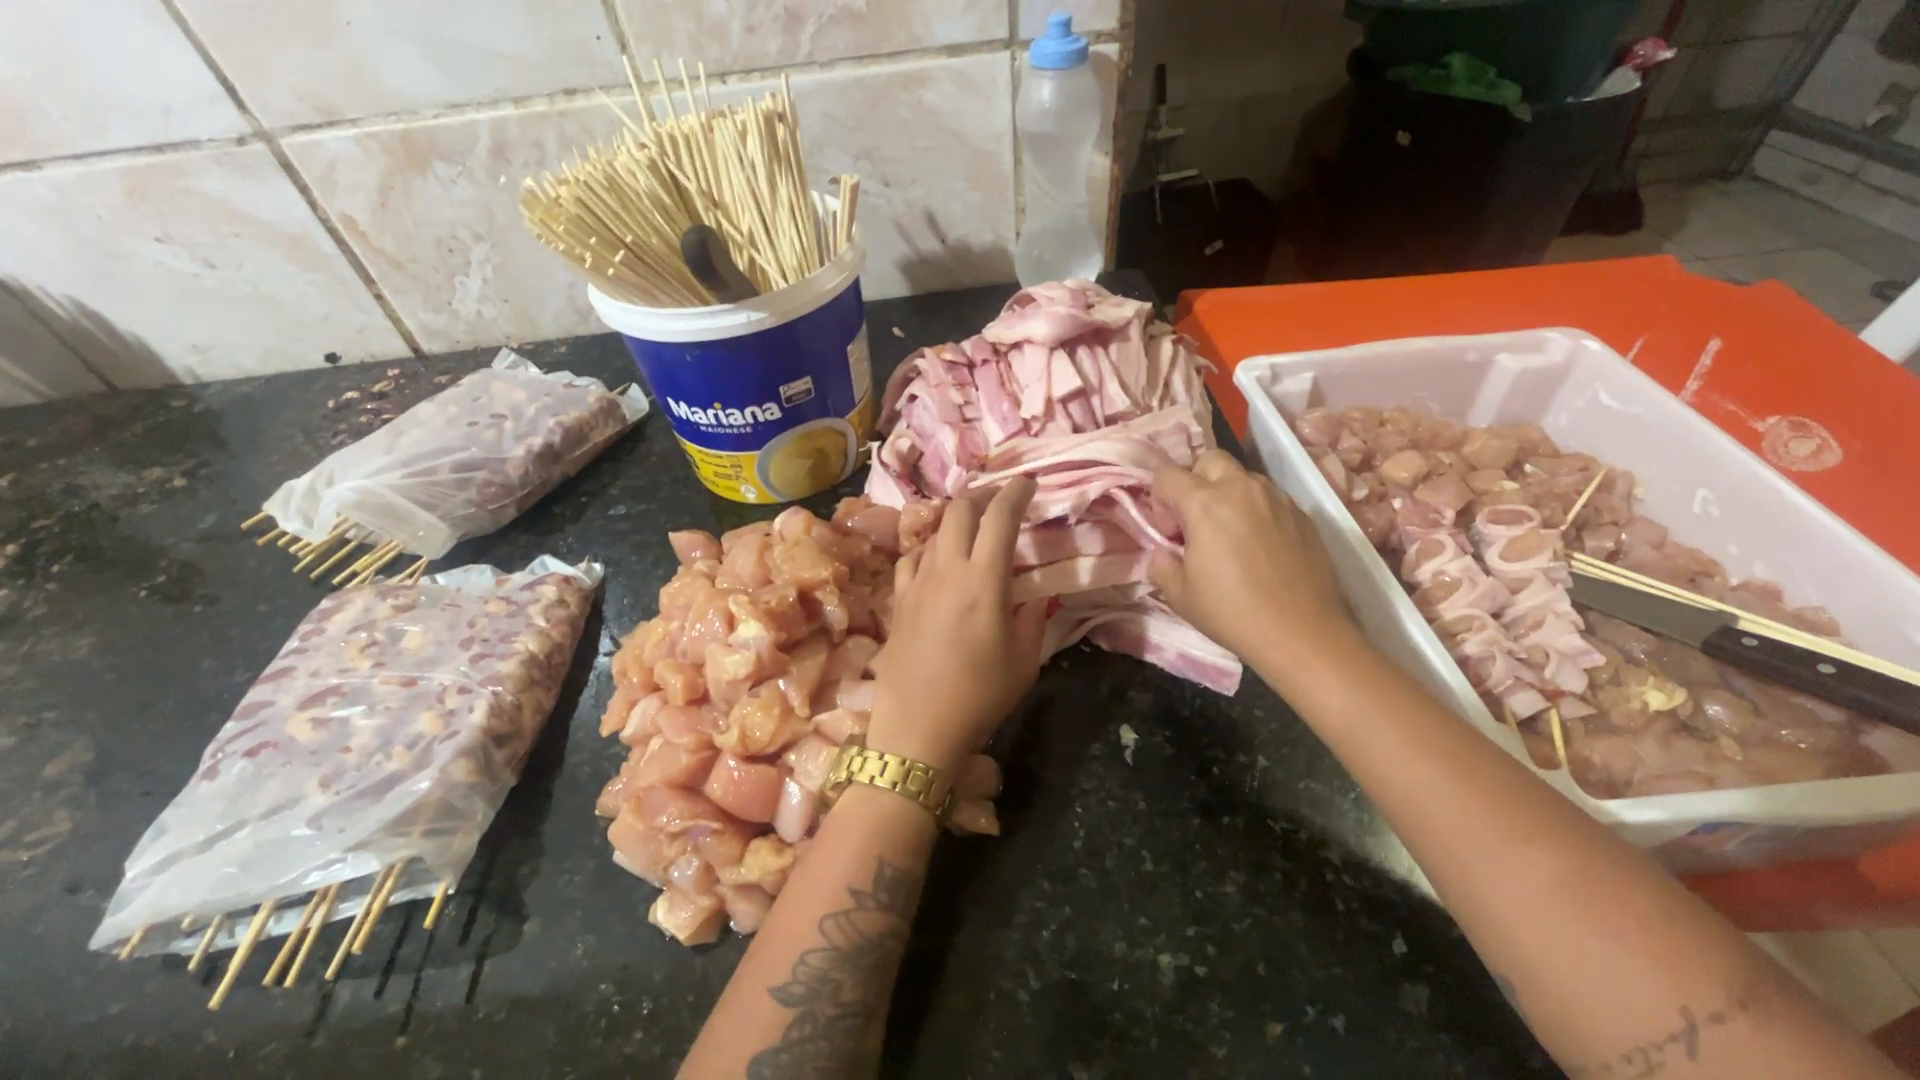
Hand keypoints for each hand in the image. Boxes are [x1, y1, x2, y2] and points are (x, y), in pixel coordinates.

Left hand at [867, 478, 1048, 770]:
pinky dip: (928, 549)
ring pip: (934, 532)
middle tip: (1001, 500)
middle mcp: (946, 570)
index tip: (1028, 484)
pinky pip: (911, 559)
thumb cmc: (980, 697)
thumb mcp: (1024, 662)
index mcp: (983, 580)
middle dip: (983, 496)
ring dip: (956, 521)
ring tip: (972, 530)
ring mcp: (915, 584)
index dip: (1016, 492)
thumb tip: (1036, 595)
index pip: (999, 517)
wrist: (918, 729)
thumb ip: (1033, 619)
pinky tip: (936, 561)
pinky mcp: (897, 602)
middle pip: (959, 510)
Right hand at [1149, 450, 1352, 663]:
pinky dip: (1257, 510)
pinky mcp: (1303, 515)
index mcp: (1205, 504)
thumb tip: (1164, 551)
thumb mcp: (1179, 595)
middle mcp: (1242, 489)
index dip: (1159, 500)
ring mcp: (1277, 498)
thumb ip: (1161, 563)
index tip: (1169, 532)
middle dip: (1195, 482)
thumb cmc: (1232, 613)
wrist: (1302, 632)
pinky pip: (1271, 498)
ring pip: (1244, 477)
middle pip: (1209, 460)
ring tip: (1231, 533)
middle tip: (1197, 521)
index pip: (1167, 475)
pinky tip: (1261, 547)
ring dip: (1229, 494)